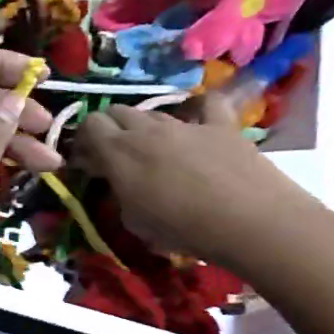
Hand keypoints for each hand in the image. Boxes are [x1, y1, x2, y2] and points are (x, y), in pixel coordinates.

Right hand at [74, 96, 322, 265]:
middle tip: (116, 154)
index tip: (89, 160)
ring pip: (154, 112)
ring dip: (146, 126)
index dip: (85, 139)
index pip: (89, 125)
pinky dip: (197, 110)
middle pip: (117, 112)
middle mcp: (146, 129)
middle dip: (111, 128)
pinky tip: (196, 122)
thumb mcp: (133, 220)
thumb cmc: (181, 228)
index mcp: (118, 151)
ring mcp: (185, 123)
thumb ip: (119, 193)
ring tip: (155, 149)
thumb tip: (119, 182)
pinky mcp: (221, 124)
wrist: (247, 221)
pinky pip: (205, 104)